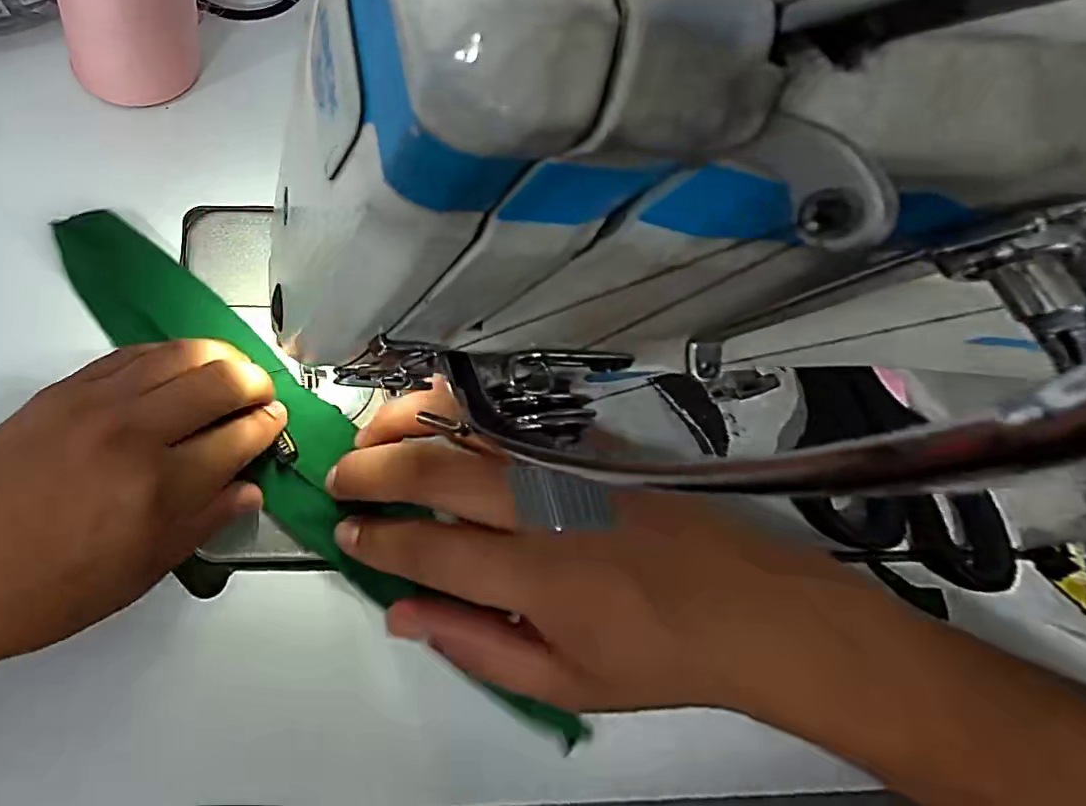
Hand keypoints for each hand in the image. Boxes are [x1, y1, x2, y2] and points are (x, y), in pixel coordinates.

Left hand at [0, 340, 281, 726]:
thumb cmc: (42, 592)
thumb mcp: (133, 575)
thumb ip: (199, 524)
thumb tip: (247, 487)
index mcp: (155, 489)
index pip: (236, 437)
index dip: (266, 426)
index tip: (276, 423)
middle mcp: (133, 431)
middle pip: (219, 379)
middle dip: (254, 382)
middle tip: (262, 395)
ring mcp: (96, 400)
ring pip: (179, 353)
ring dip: (218, 355)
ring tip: (232, 369)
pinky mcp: (66, 387)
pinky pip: (133, 354)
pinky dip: (169, 353)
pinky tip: (179, 364)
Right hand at [328, 381, 890, 716]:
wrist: (748, 604)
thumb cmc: (653, 654)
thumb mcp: (562, 680)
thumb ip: (472, 643)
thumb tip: (399, 612)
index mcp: (536, 576)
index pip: (429, 547)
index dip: (376, 539)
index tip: (345, 534)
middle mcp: (539, 506)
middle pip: (431, 469)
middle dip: (369, 472)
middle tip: (337, 481)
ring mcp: (557, 461)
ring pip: (459, 421)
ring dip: (399, 425)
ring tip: (367, 441)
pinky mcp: (575, 438)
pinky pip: (496, 409)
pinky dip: (445, 406)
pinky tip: (422, 417)